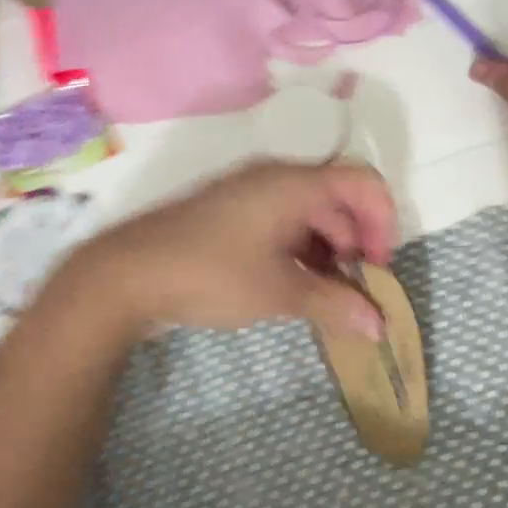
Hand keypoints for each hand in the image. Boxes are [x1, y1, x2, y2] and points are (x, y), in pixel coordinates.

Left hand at [50, 161, 397, 340]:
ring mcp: (249, 195)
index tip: (378, 266)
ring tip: (327, 293)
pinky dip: (300, 250)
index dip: (383, 221)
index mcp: (293, 184)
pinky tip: (295, 285)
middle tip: (356, 287)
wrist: (125, 276)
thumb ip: (335, 305)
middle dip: (357, 241)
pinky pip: (282, 223)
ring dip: (329, 250)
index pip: (362, 182)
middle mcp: (274, 180)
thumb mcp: (280, 293)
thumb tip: (379, 327)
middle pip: (338, 198)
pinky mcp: (230, 216)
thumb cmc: (211, 275)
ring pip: (309, 214)